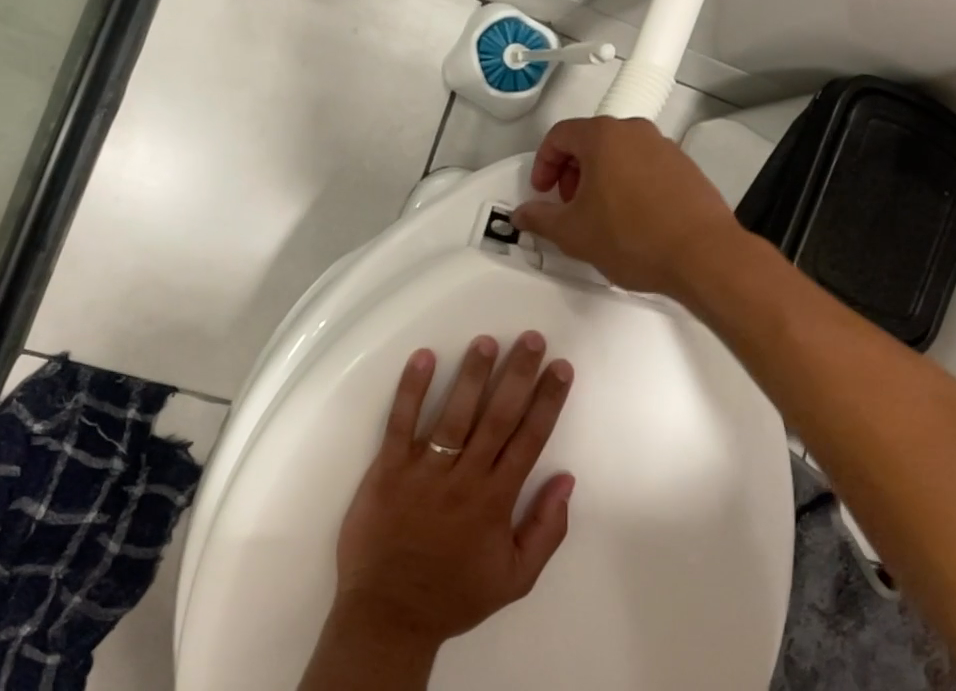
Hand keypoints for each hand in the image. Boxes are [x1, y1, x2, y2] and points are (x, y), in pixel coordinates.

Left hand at [329, 331, 575, 650]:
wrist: (389, 615)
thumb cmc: (455, 594)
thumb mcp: (516, 578)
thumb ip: (546, 530)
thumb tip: (567, 481)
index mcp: (496, 500)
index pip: (529, 440)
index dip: (547, 401)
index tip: (561, 369)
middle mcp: (465, 479)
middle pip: (497, 417)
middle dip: (517, 375)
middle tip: (532, 339)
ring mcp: (424, 472)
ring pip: (454, 415)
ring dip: (471, 375)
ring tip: (486, 341)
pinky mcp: (387, 470)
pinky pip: (400, 424)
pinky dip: (411, 391)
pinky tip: (422, 358)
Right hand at [511, 117, 743, 295]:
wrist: (703, 255)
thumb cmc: (633, 237)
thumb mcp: (574, 233)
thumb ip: (540, 218)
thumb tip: (523, 214)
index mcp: (604, 136)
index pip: (560, 135)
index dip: (543, 164)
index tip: (542, 192)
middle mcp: (636, 132)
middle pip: (591, 141)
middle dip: (572, 171)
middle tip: (568, 205)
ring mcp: (665, 148)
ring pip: (621, 154)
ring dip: (601, 178)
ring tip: (600, 216)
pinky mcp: (686, 168)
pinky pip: (646, 167)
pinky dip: (630, 184)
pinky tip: (632, 220)